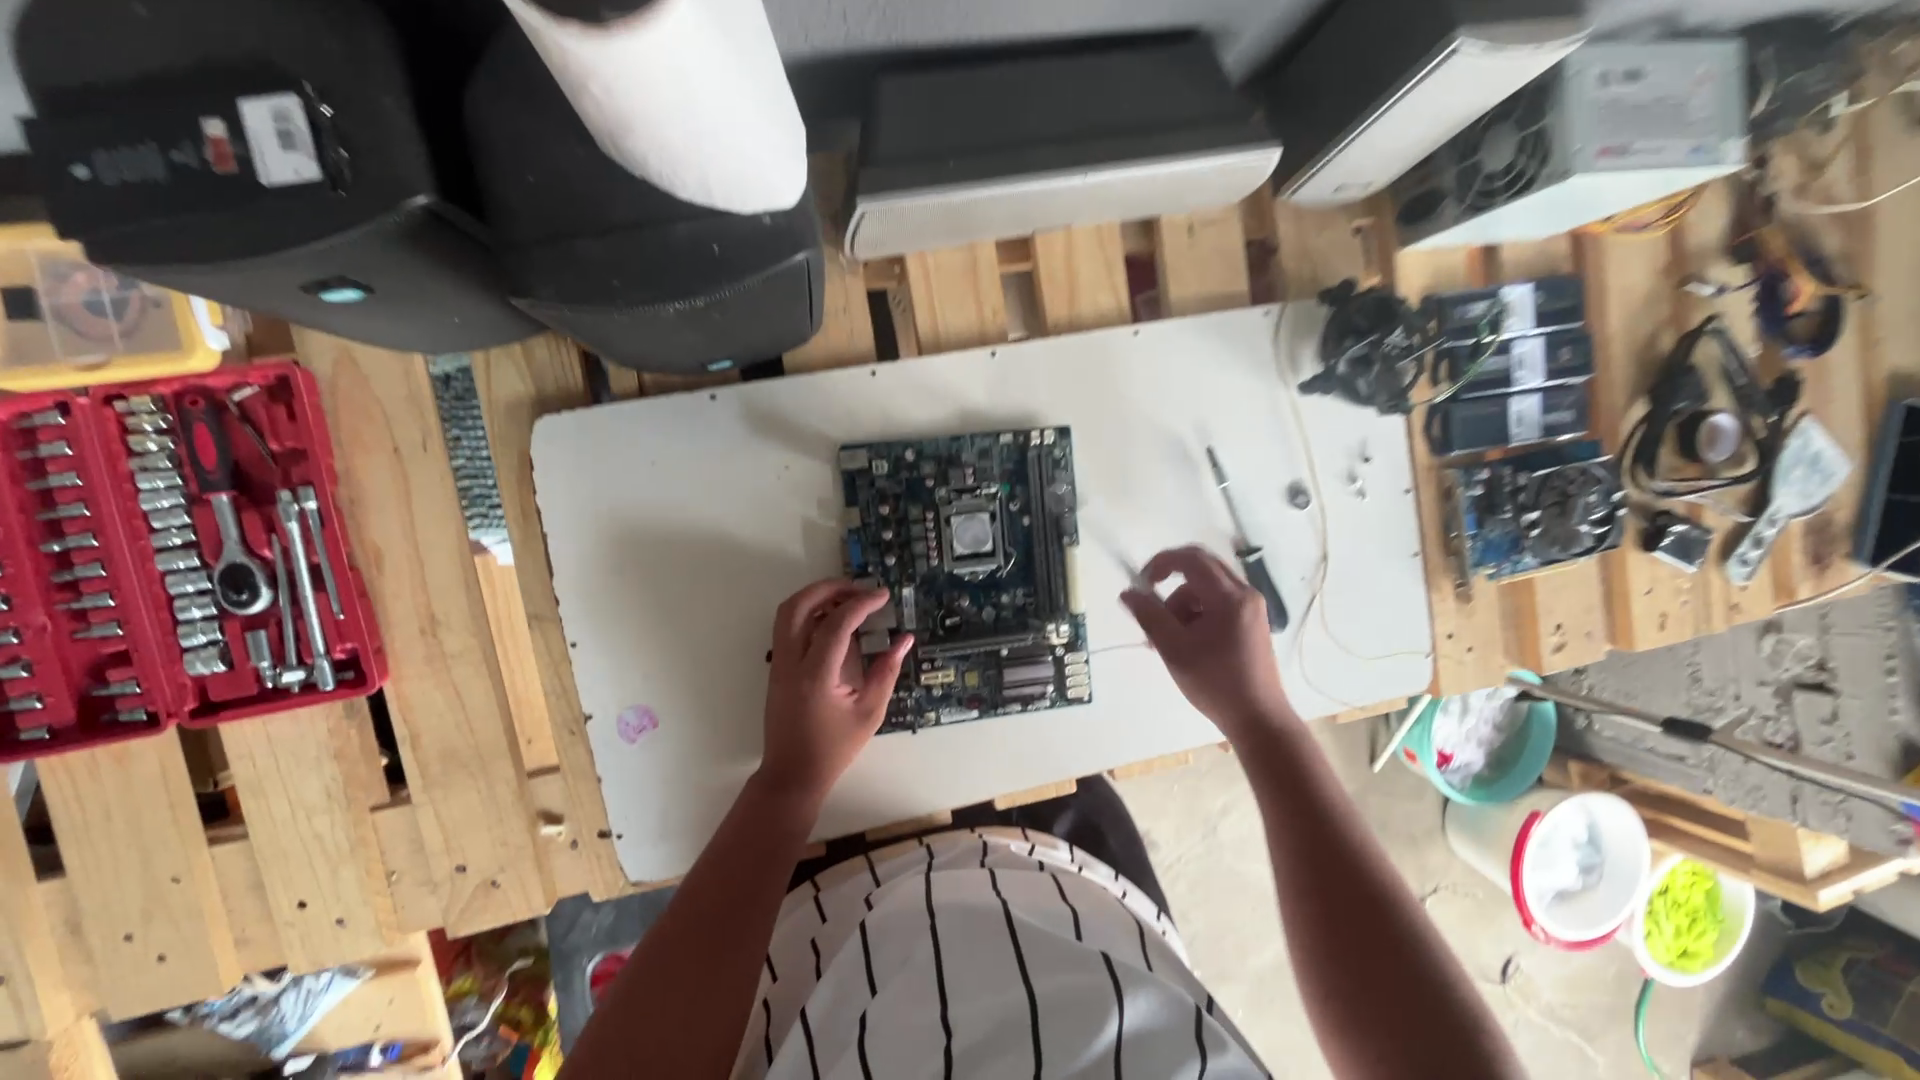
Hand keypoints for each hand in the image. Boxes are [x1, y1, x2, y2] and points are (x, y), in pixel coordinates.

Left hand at [758, 580, 912, 805]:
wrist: (793, 774)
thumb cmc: (834, 748)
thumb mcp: (869, 712)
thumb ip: (886, 671)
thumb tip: (904, 640)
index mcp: (816, 676)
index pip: (836, 623)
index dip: (861, 603)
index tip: (883, 595)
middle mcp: (790, 663)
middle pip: (799, 605)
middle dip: (830, 588)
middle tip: (859, 589)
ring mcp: (778, 664)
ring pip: (787, 612)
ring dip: (815, 597)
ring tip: (847, 601)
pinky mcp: (776, 668)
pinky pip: (787, 627)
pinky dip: (808, 614)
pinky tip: (833, 622)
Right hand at [1120, 545, 1295, 737]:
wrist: (1258, 718)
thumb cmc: (1215, 683)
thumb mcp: (1174, 649)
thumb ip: (1149, 615)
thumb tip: (1128, 592)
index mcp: (1229, 597)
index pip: (1191, 559)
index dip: (1161, 563)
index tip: (1142, 583)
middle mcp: (1245, 595)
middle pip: (1200, 571)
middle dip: (1171, 588)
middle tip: (1152, 611)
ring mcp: (1251, 609)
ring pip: (1206, 591)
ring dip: (1182, 607)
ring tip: (1167, 642)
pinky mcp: (1251, 624)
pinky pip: (1217, 606)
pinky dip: (1197, 617)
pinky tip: (1186, 645)